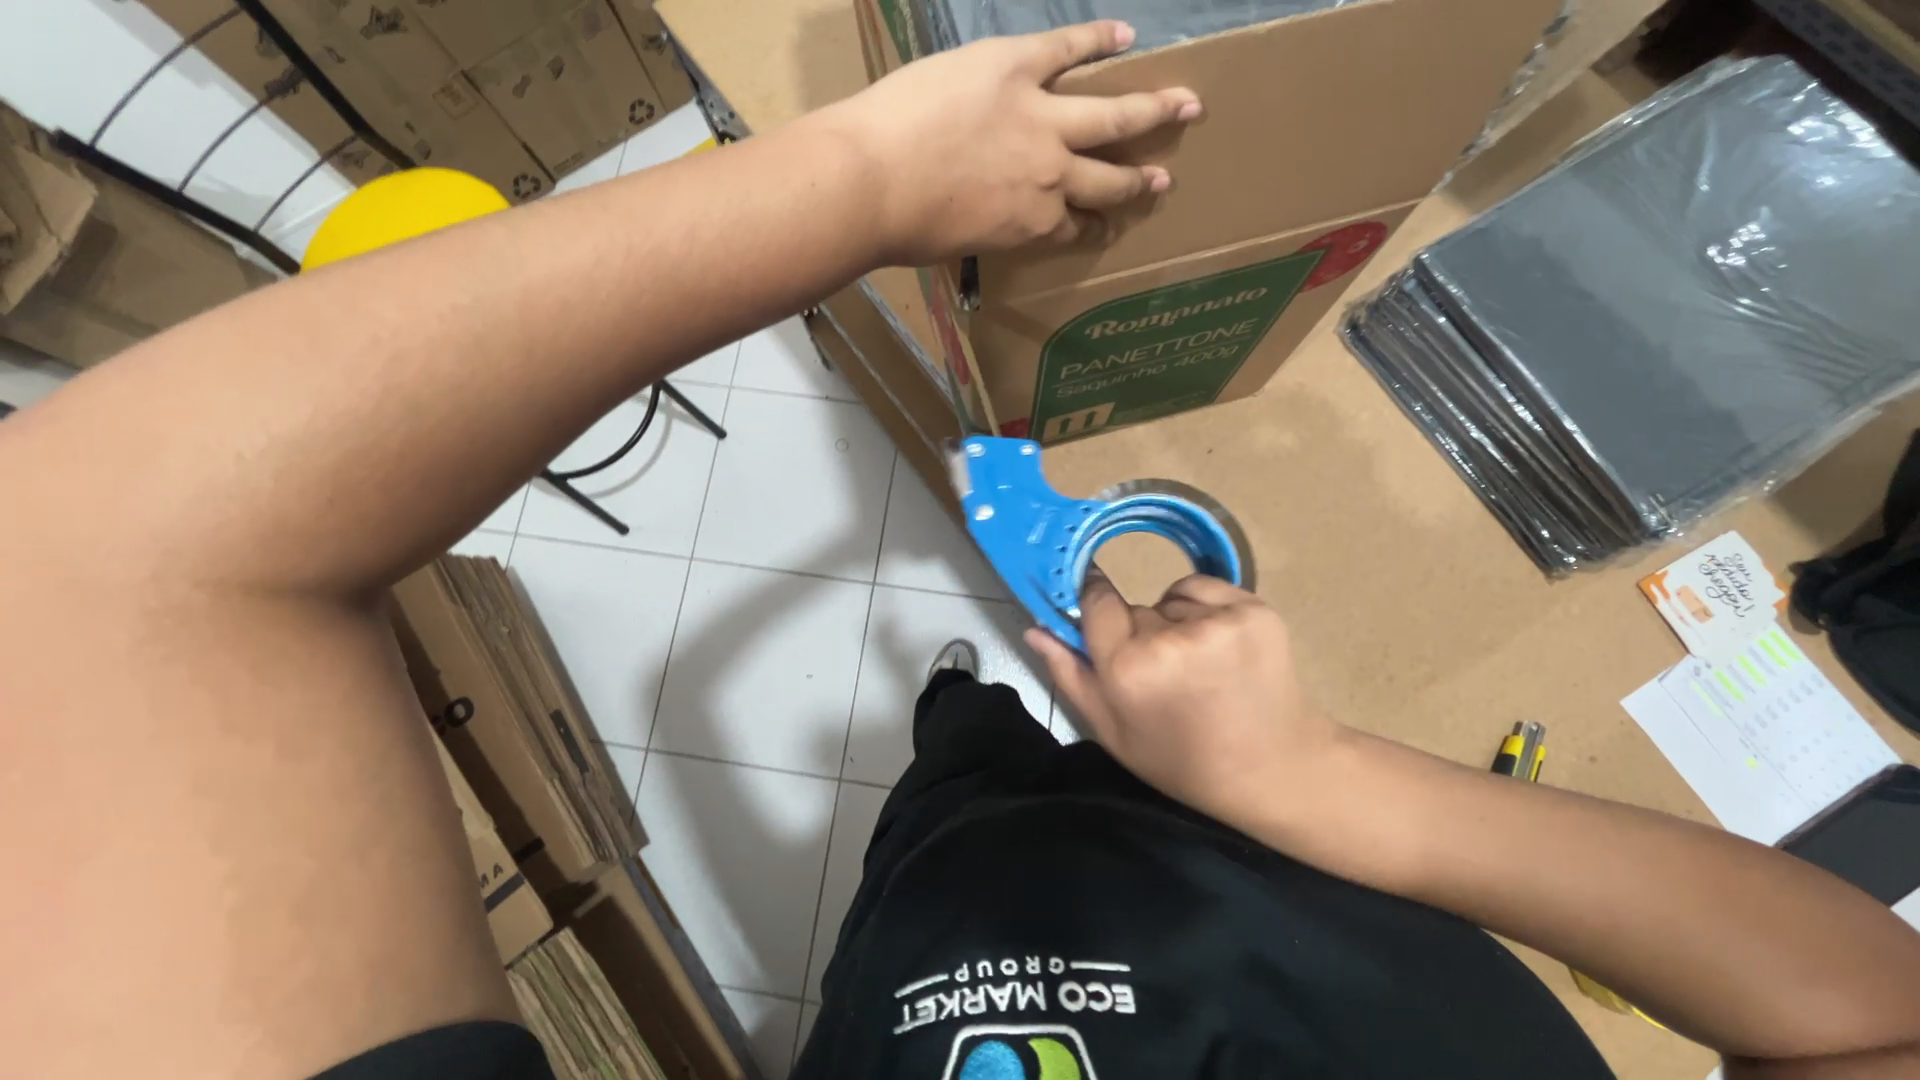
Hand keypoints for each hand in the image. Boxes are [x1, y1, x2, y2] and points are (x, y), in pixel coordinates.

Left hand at [817, 20, 1200, 264]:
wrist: (872, 180)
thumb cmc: (905, 228)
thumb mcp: (959, 243)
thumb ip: (988, 225)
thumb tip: (987, 214)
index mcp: (1034, 221)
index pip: (1076, 223)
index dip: (1094, 224)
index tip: (1105, 223)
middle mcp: (1052, 174)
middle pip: (1109, 177)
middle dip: (1142, 178)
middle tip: (1169, 176)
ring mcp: (1040, 118)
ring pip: (1111, 115)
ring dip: (1153, 109)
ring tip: (1187, 103)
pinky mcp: (1016, 66)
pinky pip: (1068, 48)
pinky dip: (1098, 40)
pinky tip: (1126, 36)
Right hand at [1025, 572, 1343, 827]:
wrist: (1275, 769)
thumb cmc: (1183, 760)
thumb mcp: (1113, 732)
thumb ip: (1070, 675)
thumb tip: (1035, 629)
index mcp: (1129, 669)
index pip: (1095, 602)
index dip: (1097, 612)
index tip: (1104, 624)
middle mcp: (1170, 637)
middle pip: (1135, 610)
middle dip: (1139, 633)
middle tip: (1164, 677)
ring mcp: (1218, 621)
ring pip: (1170, 601)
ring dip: (1175, 623)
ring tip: (1198, 668)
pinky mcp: (1254, 609)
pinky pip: (1205, 590)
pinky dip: (1205, 609)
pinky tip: (1219, 648)